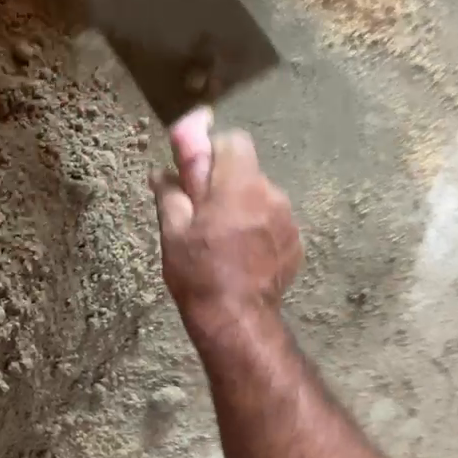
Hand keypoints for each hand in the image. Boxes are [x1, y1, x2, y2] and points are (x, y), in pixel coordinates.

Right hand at [150, 110, 303, 339]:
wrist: (235, 316)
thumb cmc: (197, 272)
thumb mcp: (172, 233)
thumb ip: (171, 194)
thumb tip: (162, 172)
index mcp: (237, 186)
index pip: (232, 141)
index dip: (211, 152)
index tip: (194, 172)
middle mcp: (269, 193)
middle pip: (245, 171)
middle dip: (223, 184)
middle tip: (200, 214)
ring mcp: (287, 218)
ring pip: (259, 197)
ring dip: (240, 208)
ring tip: (219, 240)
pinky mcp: (295, 241)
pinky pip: (271, 222)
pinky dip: (255, 230)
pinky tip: (238, 255)